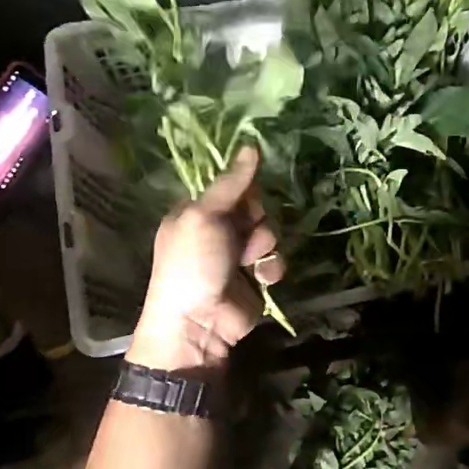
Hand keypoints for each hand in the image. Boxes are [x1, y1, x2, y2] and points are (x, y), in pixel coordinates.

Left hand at [127, 146, 284, 371]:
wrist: (198, 324)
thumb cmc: (193, 264)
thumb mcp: (205, 216)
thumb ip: (231, 183)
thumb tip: (251, 144)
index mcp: (197, 211)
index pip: (232, 186)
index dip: (244, 191)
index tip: (246, 199)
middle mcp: (217, 230)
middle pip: (255, 208)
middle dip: (255, 220)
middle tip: (243, 233)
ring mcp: (237, 255)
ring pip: (269, 232)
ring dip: (264, 245)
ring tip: (249, 262)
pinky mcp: (255, 277)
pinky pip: (275, 259)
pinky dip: (271, 268)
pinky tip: (262, 278)